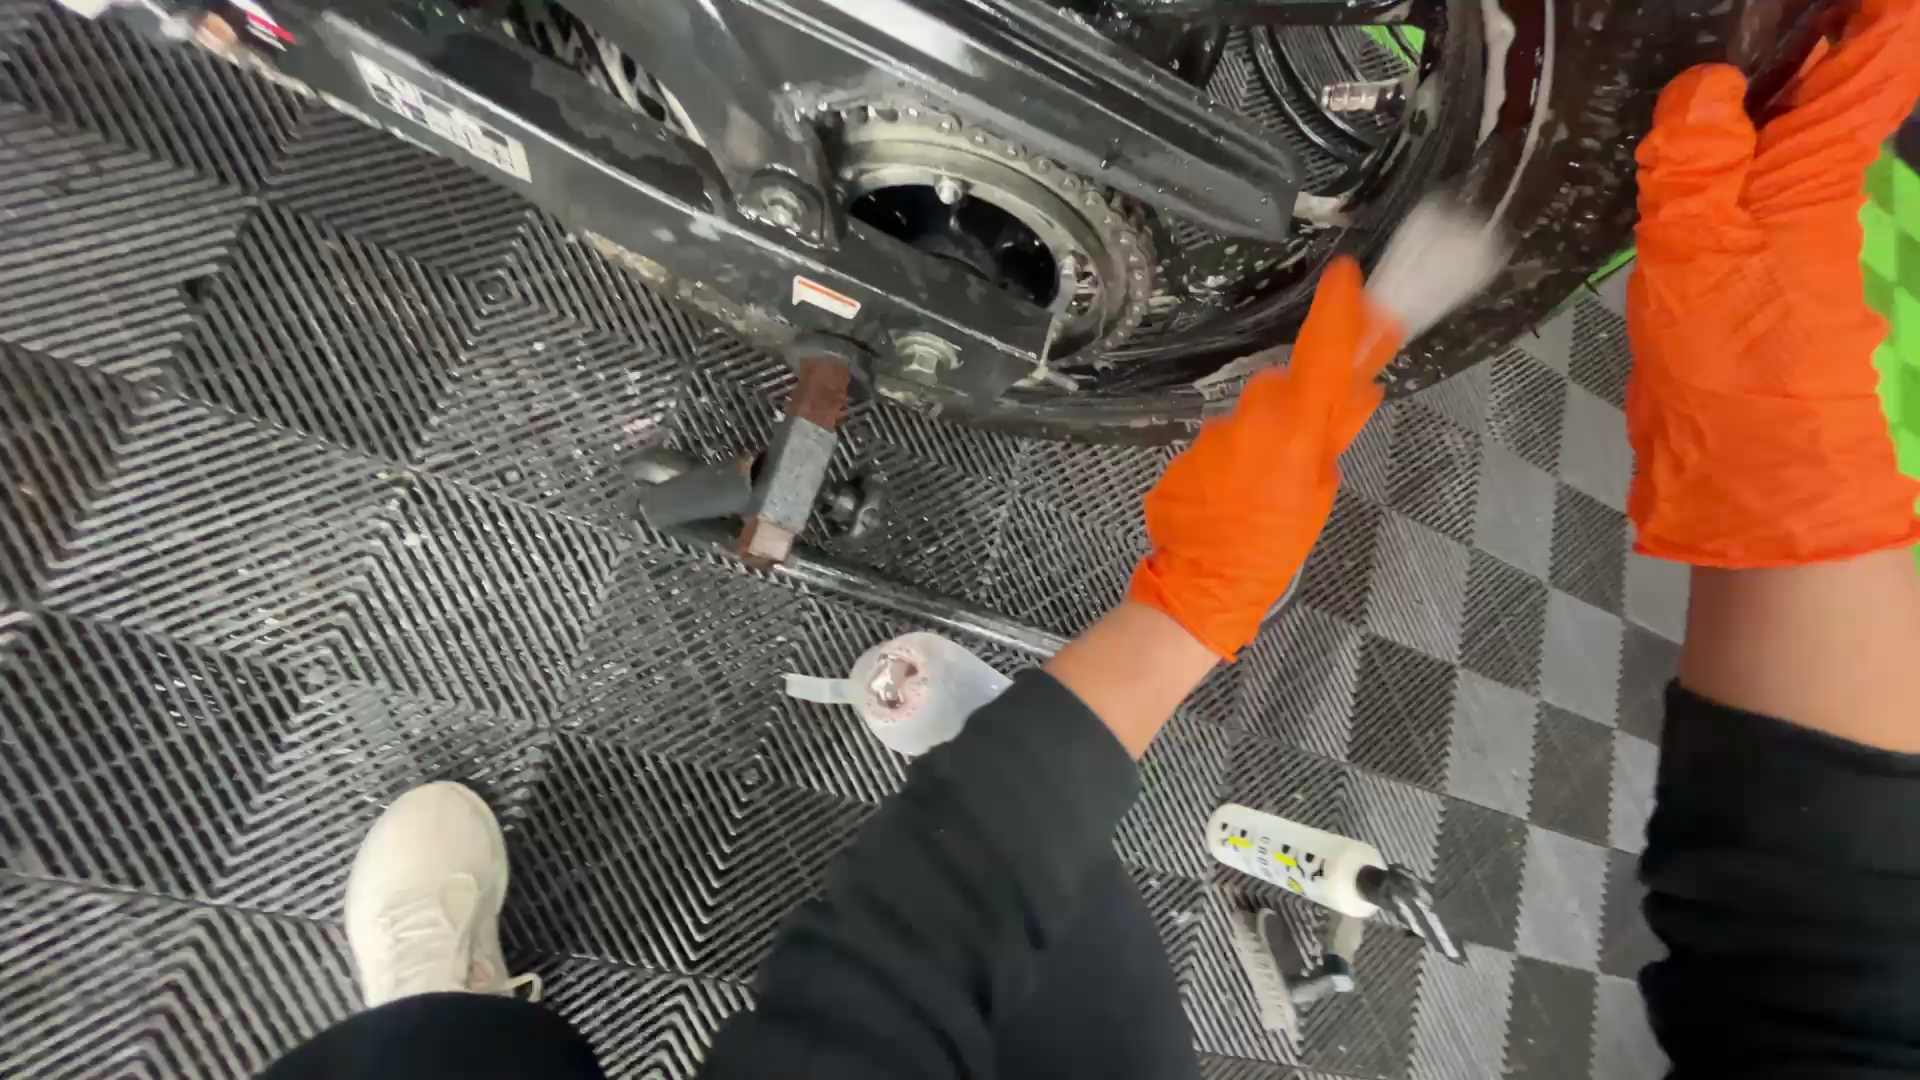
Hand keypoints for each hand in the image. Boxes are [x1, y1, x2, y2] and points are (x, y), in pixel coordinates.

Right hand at [1128, 256, 1399, 659]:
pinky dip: (1328, 415)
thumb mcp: (1203, 462)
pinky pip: (1328, 442)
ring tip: (1362, 347)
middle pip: (1354, 384)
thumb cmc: (1193, 526)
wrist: (1213, 592)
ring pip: (1346, 416)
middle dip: (1371, 339)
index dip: (1336, 315)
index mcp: (1286, 438)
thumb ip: (1242, 424)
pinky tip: (1314, 413)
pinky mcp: (1314, 498)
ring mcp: (1320, 478)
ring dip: (1354, 377)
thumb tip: (1273, 394)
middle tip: (1387, 303)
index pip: (1320, 361)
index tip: (1347, 276)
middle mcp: (1317, 454)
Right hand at [1627, 0, 1919, 566]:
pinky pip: (1752, 194)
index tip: (1764, 19)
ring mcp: (1812, 227)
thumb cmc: (1736, 359)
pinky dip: (1711, 179)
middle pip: (1829, 85)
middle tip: (1674, 76)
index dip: (1848, 10)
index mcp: (1836, 167)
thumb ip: (1695, 169)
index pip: (1886, 42)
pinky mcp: (1774, 268)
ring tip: (1654, 136)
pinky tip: (1659, 197)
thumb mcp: (1697, 259)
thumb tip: (1701, 85)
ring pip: (1784, 141)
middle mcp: (1846, 182)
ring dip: (1726, 127)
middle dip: (1760, 67)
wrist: (1762, 469)